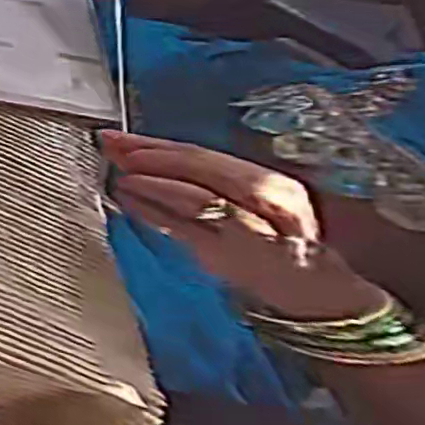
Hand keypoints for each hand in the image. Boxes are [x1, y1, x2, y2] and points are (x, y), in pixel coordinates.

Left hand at [102, 131, 386, 318]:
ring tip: (123, 177)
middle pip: (204, 170)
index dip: (154, 143)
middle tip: (114, 149)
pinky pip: (188, 229)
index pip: (204, 154)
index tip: (115, 135)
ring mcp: (255, 231)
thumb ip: (188, 175)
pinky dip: (153, 212)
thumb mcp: (236, 199)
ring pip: (201, 198)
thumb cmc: (263, 236)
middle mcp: (272, 204)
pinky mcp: (234, 256)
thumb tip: (125, 151)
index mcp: (274, 184)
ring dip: (155, 184)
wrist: (311, 289)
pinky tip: (129, 202)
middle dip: (152, 156)